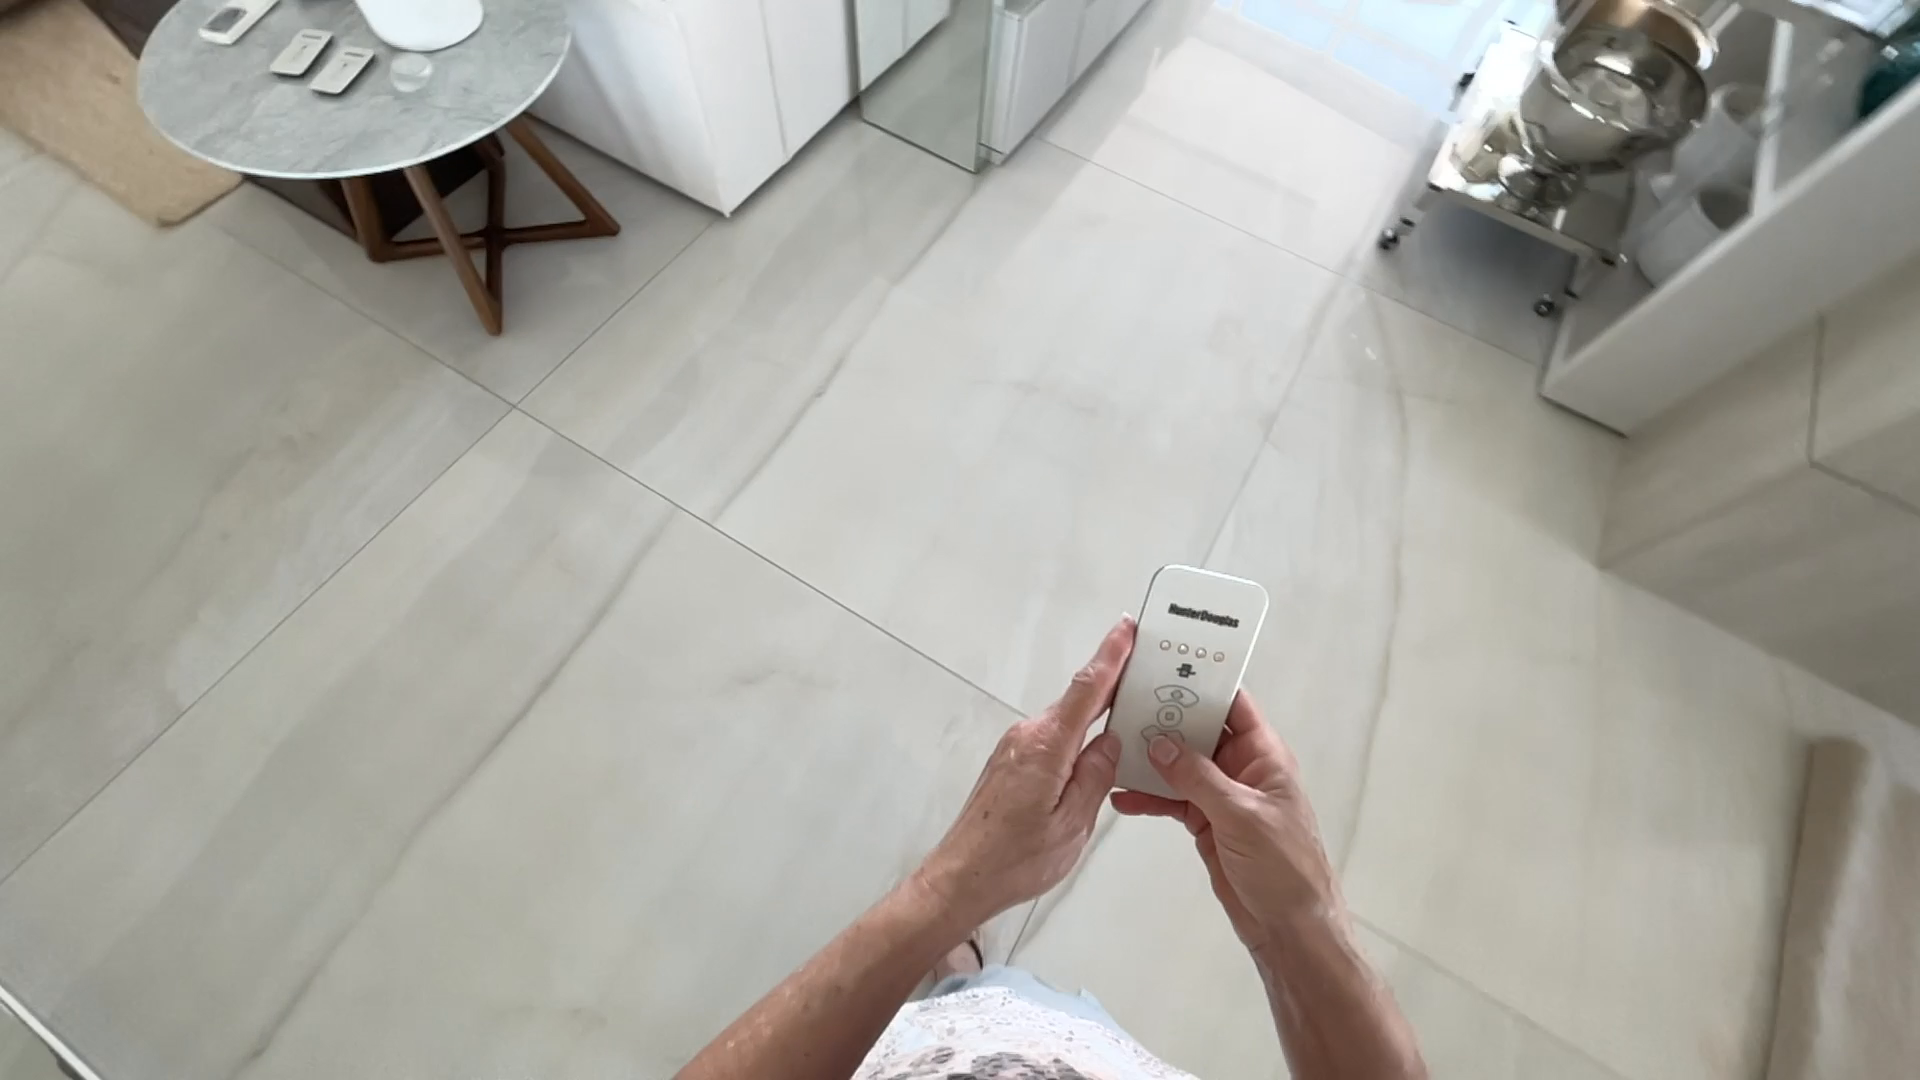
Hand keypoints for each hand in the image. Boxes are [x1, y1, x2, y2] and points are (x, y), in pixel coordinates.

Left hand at [915, 617, 1133, 928]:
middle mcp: (1028, 736)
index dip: (1111, 655)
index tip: (1128, 628)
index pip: (1087, 689)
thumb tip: (1110, 741)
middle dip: (1113, 688)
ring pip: (1066, 725)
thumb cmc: (1015, 859)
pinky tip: (1092, 760)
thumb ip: (1096, 777)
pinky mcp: (1011, 761)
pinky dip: (1076, 742)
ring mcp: (1016, 747)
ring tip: (1130, 729)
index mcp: (1047, 745)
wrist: (962, 875)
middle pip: (1078, 702)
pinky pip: (1053, 740)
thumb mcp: (1072, 823)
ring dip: (1095, 722)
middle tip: (1147, 677)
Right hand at [1110, 691, 1342, 954]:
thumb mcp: (1242, 815)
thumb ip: (1198, 777)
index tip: (1166, 663)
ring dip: (1149, 757)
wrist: (1290, 931)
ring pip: (1179, 762)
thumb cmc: (1283, 867)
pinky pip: (1170, 797)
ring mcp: (1220, 794)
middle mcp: (1239, 767)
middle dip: (1165, 716)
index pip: (1232, 704)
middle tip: (1124, 700)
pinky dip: (1147, 796)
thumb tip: (1159, 743)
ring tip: (1113, 746)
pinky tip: (1120, 798)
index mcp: (1262, 755)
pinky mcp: (1204, 821)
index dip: (1203, 681)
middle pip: (1198, 729)